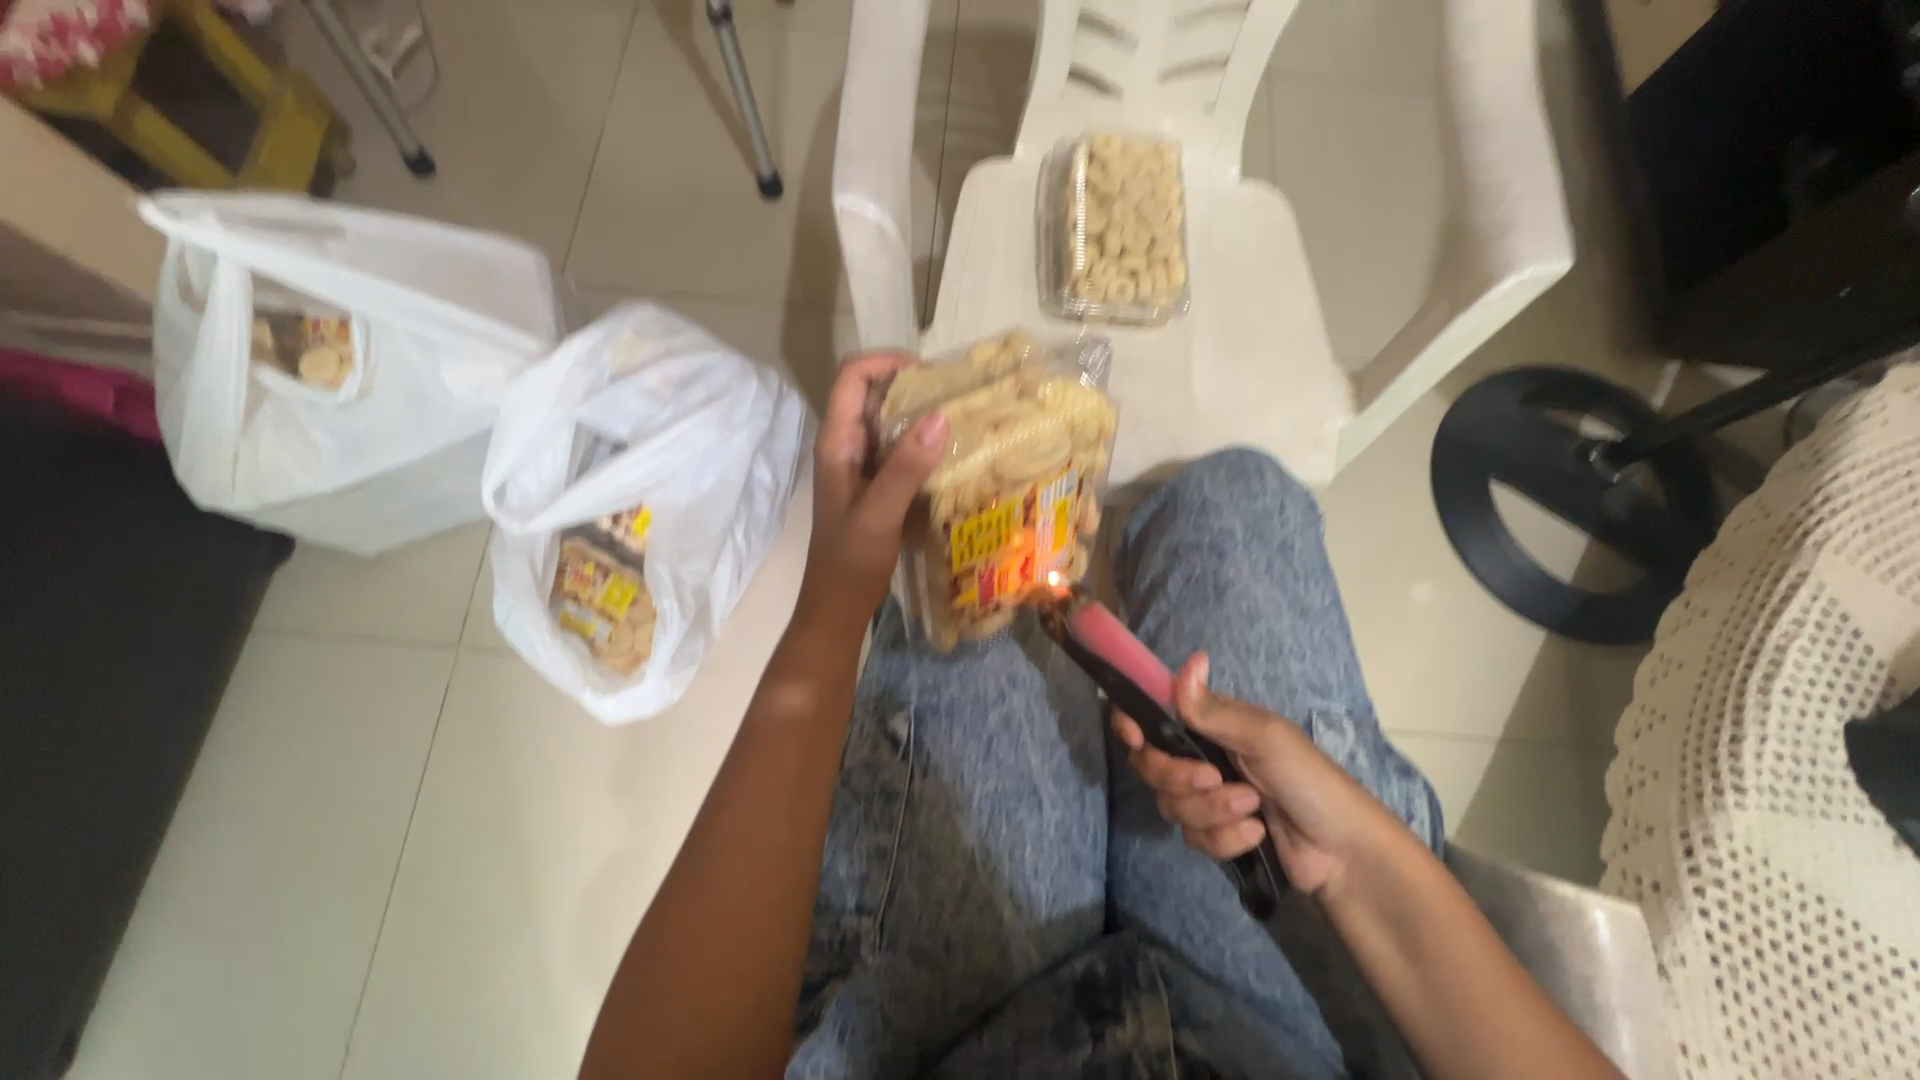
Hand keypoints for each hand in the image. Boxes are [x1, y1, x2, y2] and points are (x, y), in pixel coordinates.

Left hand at [796, 351, 948, 635]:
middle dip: (914, 387)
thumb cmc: (850, 563)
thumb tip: (940, 417)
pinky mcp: (879, 487)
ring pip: (892, 423)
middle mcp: (848, 446)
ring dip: (923, 417)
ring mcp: (863, 466)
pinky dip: (926, 446)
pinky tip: (956, 456)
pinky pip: (902, 453)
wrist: (838, 607)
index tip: (929, 374)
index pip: (852, 377)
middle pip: (876, 394)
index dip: (886, 362)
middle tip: (958, 395)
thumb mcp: (879, 515)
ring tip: (965, 419)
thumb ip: (905, 468)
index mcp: (837, 443)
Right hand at [1113, 654, 1408, 898]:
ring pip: (1171, 805)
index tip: (1135, 738)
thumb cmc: (1309, 779)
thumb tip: (1190, 660)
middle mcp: (1200, 756)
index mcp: (1209, 725)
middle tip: (1217, 778)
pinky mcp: (1214, 834)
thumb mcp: (1265, 737)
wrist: (1342, 850)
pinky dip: (1224, 839)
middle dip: (1180, 777)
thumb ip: (1214, 709)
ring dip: (1212, 811)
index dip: (1130, 724)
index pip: (1150, 715)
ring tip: (1253, 809)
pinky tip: (1255, 835)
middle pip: (1150, 765)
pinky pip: (1192, 838)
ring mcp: (1205, 798)